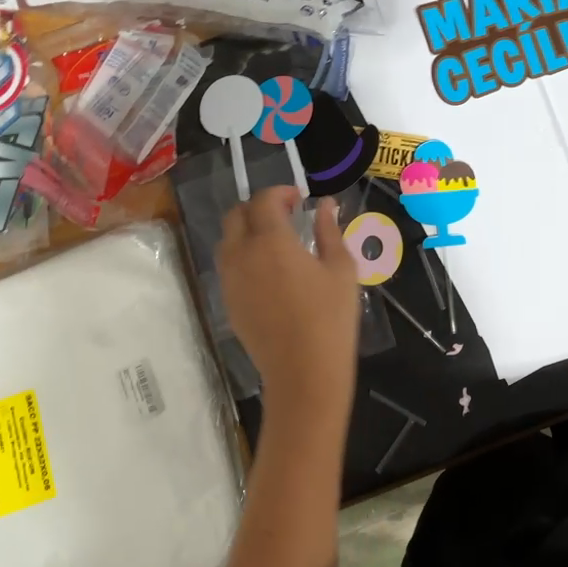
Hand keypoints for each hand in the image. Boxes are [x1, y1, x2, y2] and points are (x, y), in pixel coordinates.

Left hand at [217, 186, 360, 414]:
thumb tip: (325, 205)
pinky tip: (266, 270)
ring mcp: (230, 280)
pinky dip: (241, 255)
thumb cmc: (330, 318)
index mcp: (271, 240)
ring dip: (245, 230)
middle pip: (236, 215)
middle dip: (258, 207)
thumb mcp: (341, 269)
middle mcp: (243, 254)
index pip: (264, 200)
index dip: (280, 193)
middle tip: (284, 215)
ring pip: (226, 240)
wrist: (303, 373)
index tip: (299, 200)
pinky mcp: (227, 302)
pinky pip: (226, 266)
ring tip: (273, 241)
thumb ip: (329, 231)